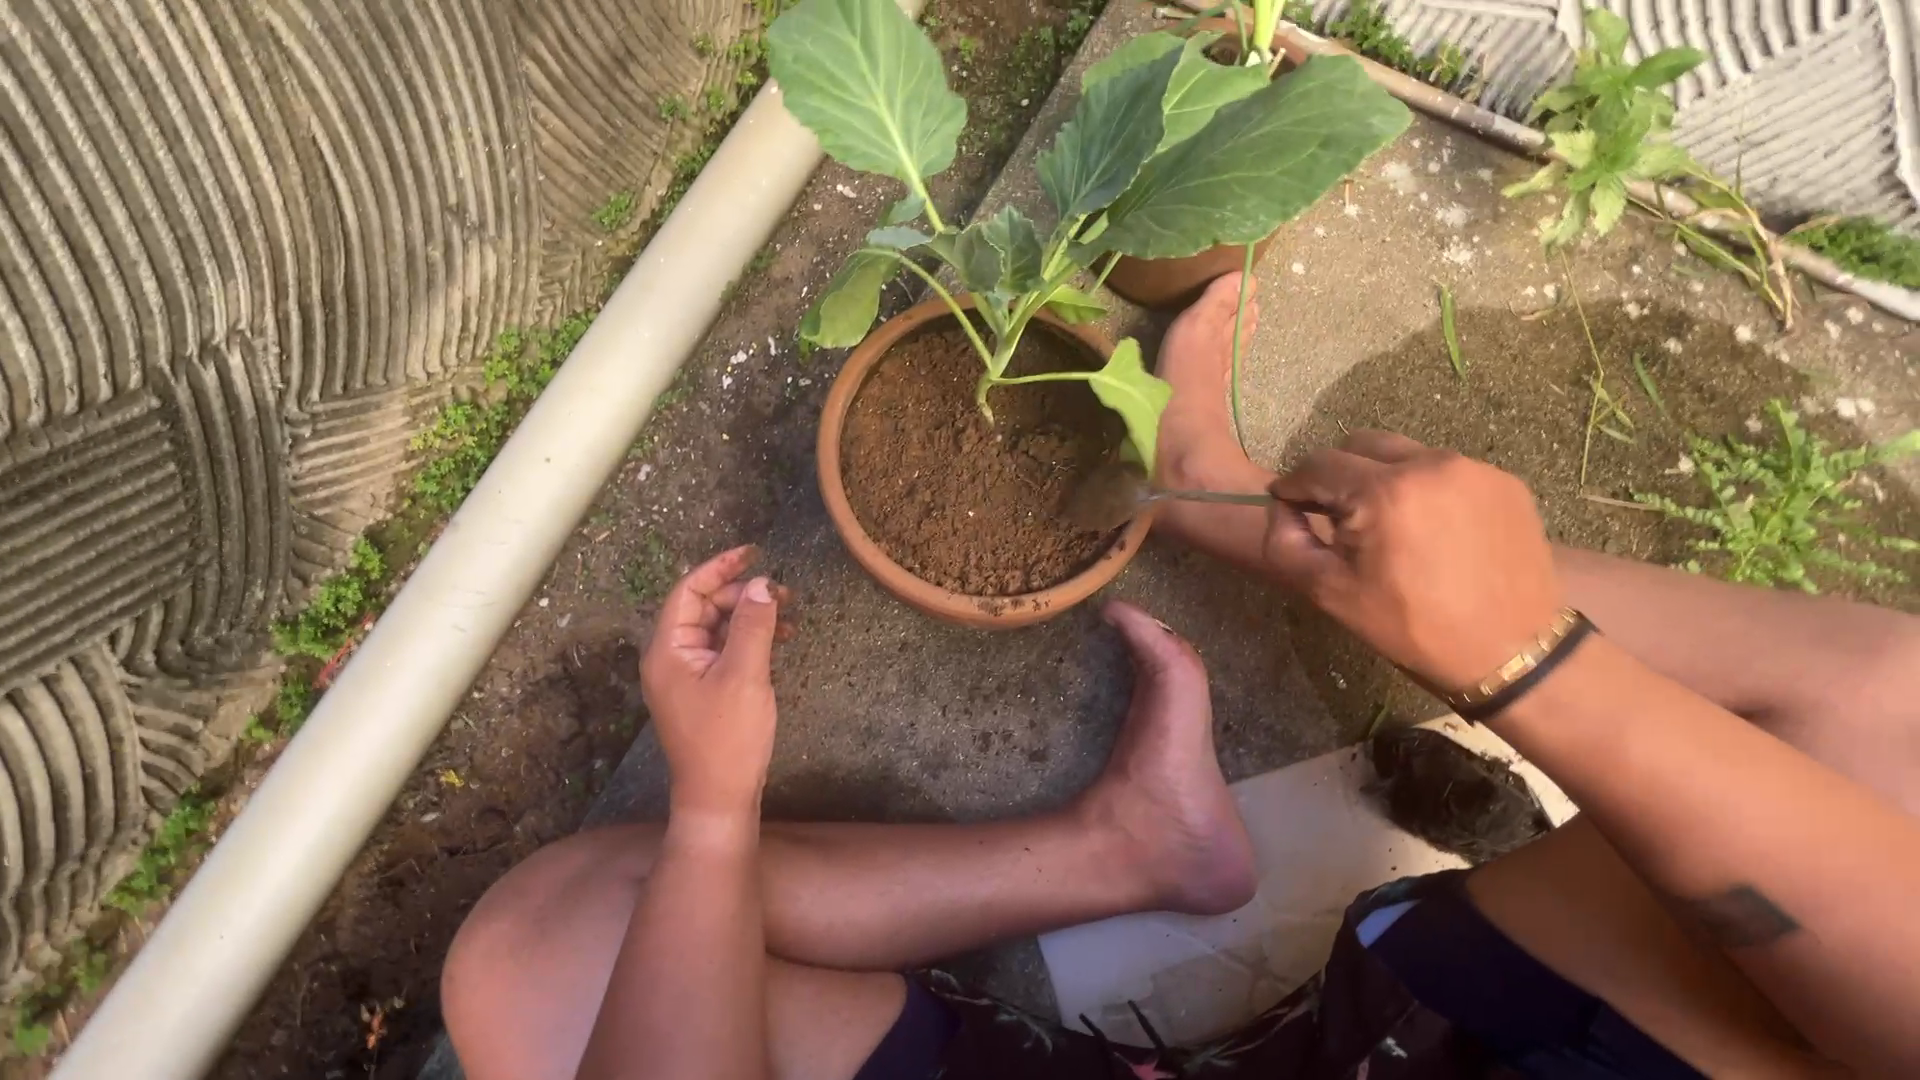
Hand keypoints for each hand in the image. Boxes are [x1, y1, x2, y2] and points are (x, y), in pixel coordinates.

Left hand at [640, 545, 789, 819]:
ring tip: (789, 614)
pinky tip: (779, 639)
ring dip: (751, 616)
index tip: (754, 553)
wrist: (720, 797)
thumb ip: (752, 625)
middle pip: (704, 607)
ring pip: (718, 628)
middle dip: (742, 594)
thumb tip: (761, 584)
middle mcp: (672, 657)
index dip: (719, 567)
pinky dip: (750, 638)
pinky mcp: (705, 689)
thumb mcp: (745, 675)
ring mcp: (688, 675)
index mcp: (668, 649)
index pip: (688, 591)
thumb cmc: (728, 737)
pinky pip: (725, 650)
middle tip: (784, 593)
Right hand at [1262, 432, 1564, 690]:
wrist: (1511, 652)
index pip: (1317, 464)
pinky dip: (1423, 488)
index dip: (1293, 485)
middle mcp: (1430, 464)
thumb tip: (1281, 507)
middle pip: (1359, 445)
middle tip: (1336, 516)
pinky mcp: (1504, 481)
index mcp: (1383, 491)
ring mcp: (1473, 469)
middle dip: (1336, 474)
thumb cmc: (1409, 626)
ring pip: (1403, 453)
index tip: (1289, 507)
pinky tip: (1430, 530)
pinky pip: (1444, 470)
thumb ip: (1285, 542)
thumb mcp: (1327, 592)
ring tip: (1386, 523)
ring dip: (1380, 478)